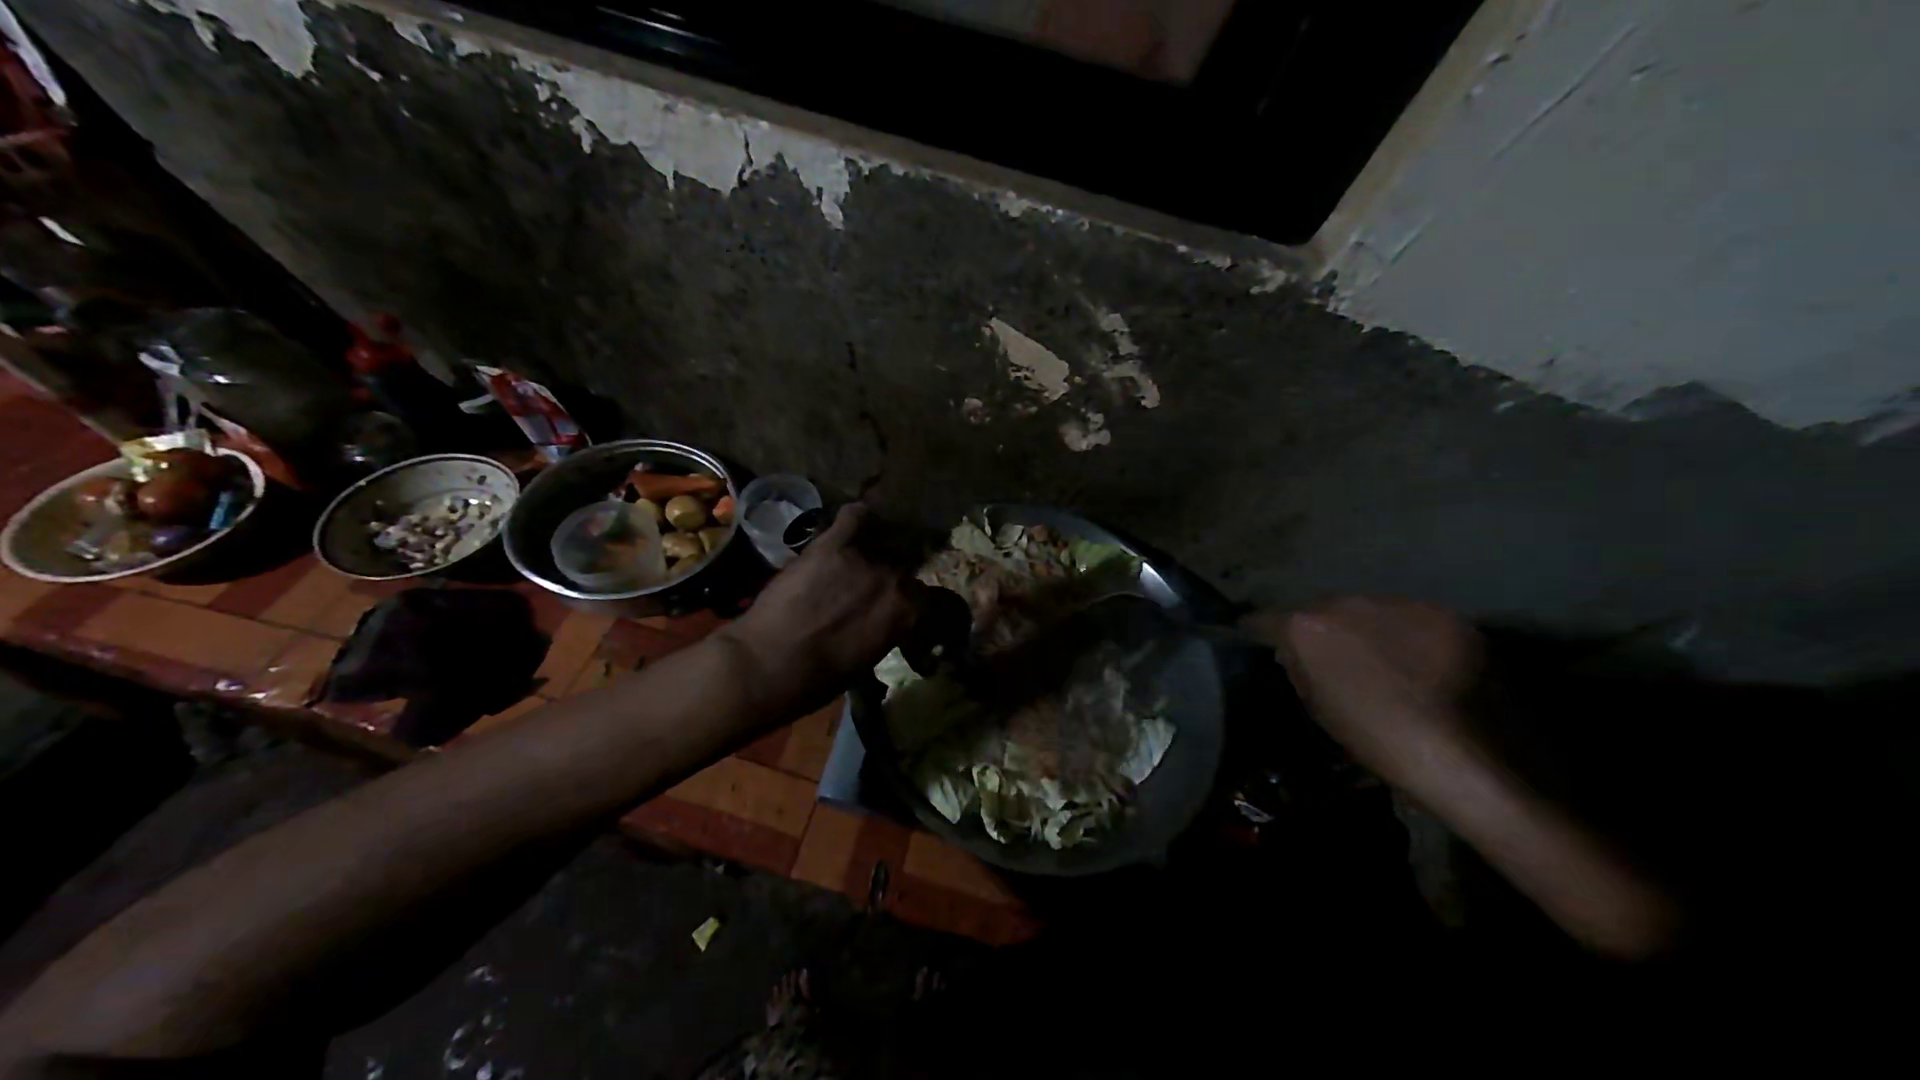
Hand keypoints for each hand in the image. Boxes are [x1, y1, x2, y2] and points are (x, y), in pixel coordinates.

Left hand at [714, 504, 917, 713]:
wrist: (769, 665)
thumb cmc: (818, 680)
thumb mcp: (866, 661)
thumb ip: (883, 632)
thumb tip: (884, 625)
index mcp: (907, 614)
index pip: (927, 598)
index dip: (914, 604)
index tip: (903, 611)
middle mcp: (894, 579)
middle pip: (901, 569)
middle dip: (889, 580)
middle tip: (869, 591)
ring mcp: (863, 559)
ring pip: (879, 544)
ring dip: (872, 553)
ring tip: (858, 560)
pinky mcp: (831, 545)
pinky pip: (853, 517)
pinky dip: (856, 517)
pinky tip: (854, 520)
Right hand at [1243, 597, 1484, 794]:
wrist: (1465, 752)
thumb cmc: (1375, 738)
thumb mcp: (1317, 707)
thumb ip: (1298, 667)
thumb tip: (1291, 651)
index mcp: (1306, 627)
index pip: (1263, 619)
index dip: (1259, 632)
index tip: (1260, 642)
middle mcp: (1345, 601)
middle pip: (1318, 607)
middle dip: (1318, 627)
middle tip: (1329, 656)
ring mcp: (1395, 602)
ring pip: (1365, 609)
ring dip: (1362, 627)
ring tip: (1377, 658)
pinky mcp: (1442, 612)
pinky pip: (1409, 617)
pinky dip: (1405, 634)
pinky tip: (1418, 662)